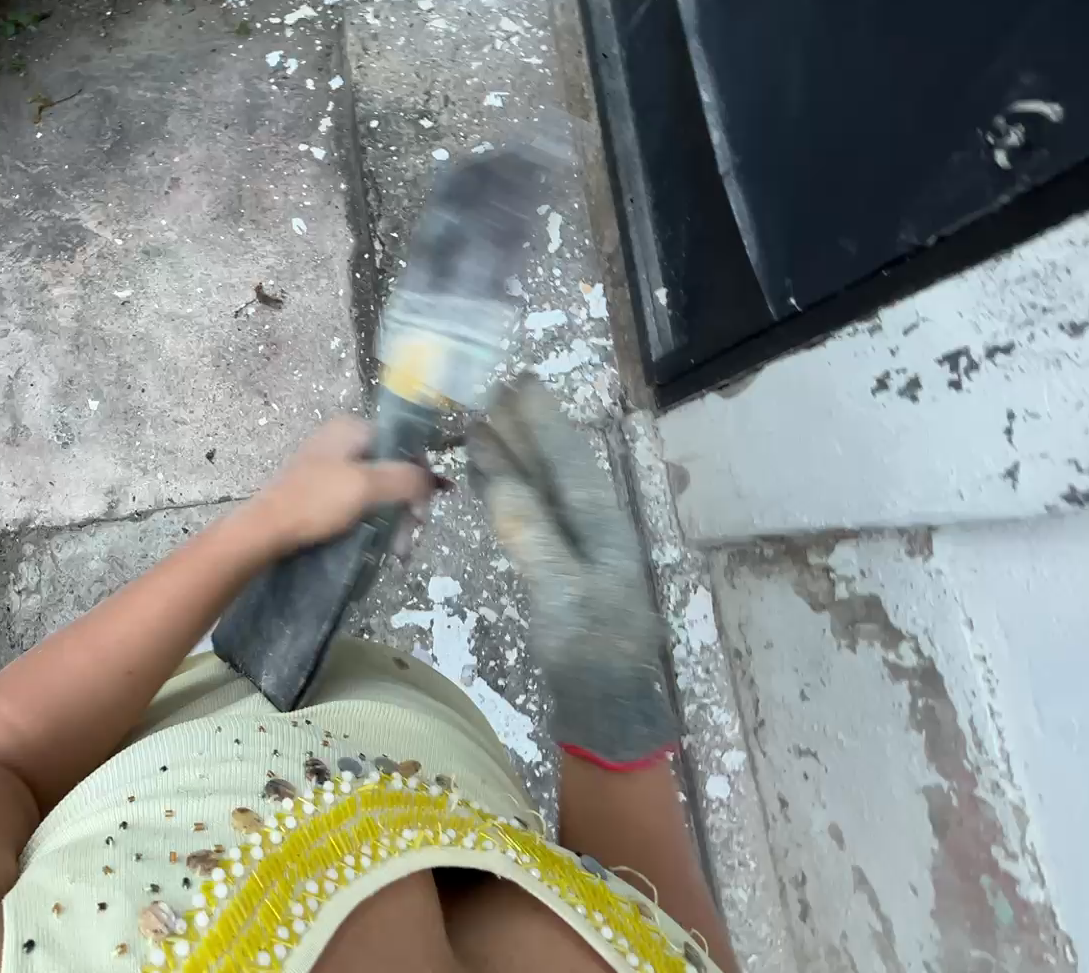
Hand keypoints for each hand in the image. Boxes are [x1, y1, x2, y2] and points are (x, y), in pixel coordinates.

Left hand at [236, 417, 434, 556]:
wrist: (267, 529)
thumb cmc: (315, 501)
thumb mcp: (366, 486)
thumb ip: (406, 478)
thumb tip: (435, 481)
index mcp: (350, 428)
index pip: (403, 444)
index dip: (420, 475)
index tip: (423, 509)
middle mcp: (341, 440)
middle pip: (391, 468)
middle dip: (406, 502)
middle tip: (411, 533)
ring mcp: (330, 465)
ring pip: (377, 488)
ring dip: (392, 516)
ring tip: (398, 546)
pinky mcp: (322, 490)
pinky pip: (358, 500)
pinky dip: (373, 518)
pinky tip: (381, 541)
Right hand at [468, 376, 675, 766]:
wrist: (604, 706)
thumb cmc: (590, 649)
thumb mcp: (562, 590)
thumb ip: (533, 532)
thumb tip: (496, 478)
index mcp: (602, 524)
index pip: (567, 459)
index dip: (542, 421)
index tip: (518, 382)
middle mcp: (591, 525)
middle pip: (553, 465)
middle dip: (524, 428)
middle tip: (493, 392)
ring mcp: (574, 545)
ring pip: (540, 487)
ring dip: (512, 455)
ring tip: (483, 424)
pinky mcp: (556, 564)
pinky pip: (528, 511)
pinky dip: (506, 488)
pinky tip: (491, 478)